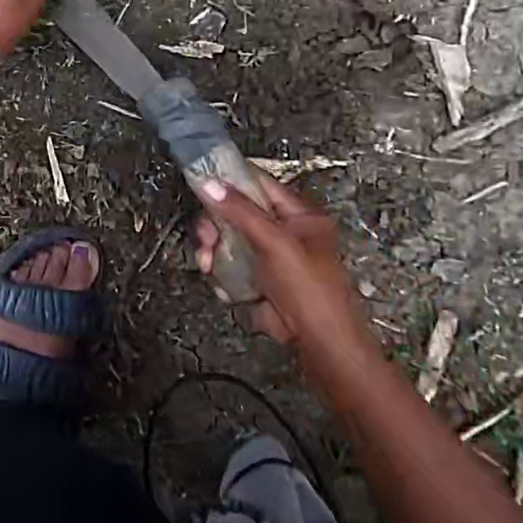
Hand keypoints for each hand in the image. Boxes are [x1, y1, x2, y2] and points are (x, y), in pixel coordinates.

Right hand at [192, 175, 370, 356]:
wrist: (318, 342)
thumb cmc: (313, 292)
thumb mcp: (276, 243)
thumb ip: (242, 212)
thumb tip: (212, 185)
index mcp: (299, 215)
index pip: (259, 184)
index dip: (231, 180)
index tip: (203, 179)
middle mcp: (283, 232)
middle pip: (237, 213)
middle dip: (216, 223)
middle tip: (206, 235)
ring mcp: (268, 256)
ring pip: (228, 239)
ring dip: (213, 249)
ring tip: (208, 261)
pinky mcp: (255, 277)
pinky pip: (228, 264)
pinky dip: (218, 270)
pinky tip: (218, 278)